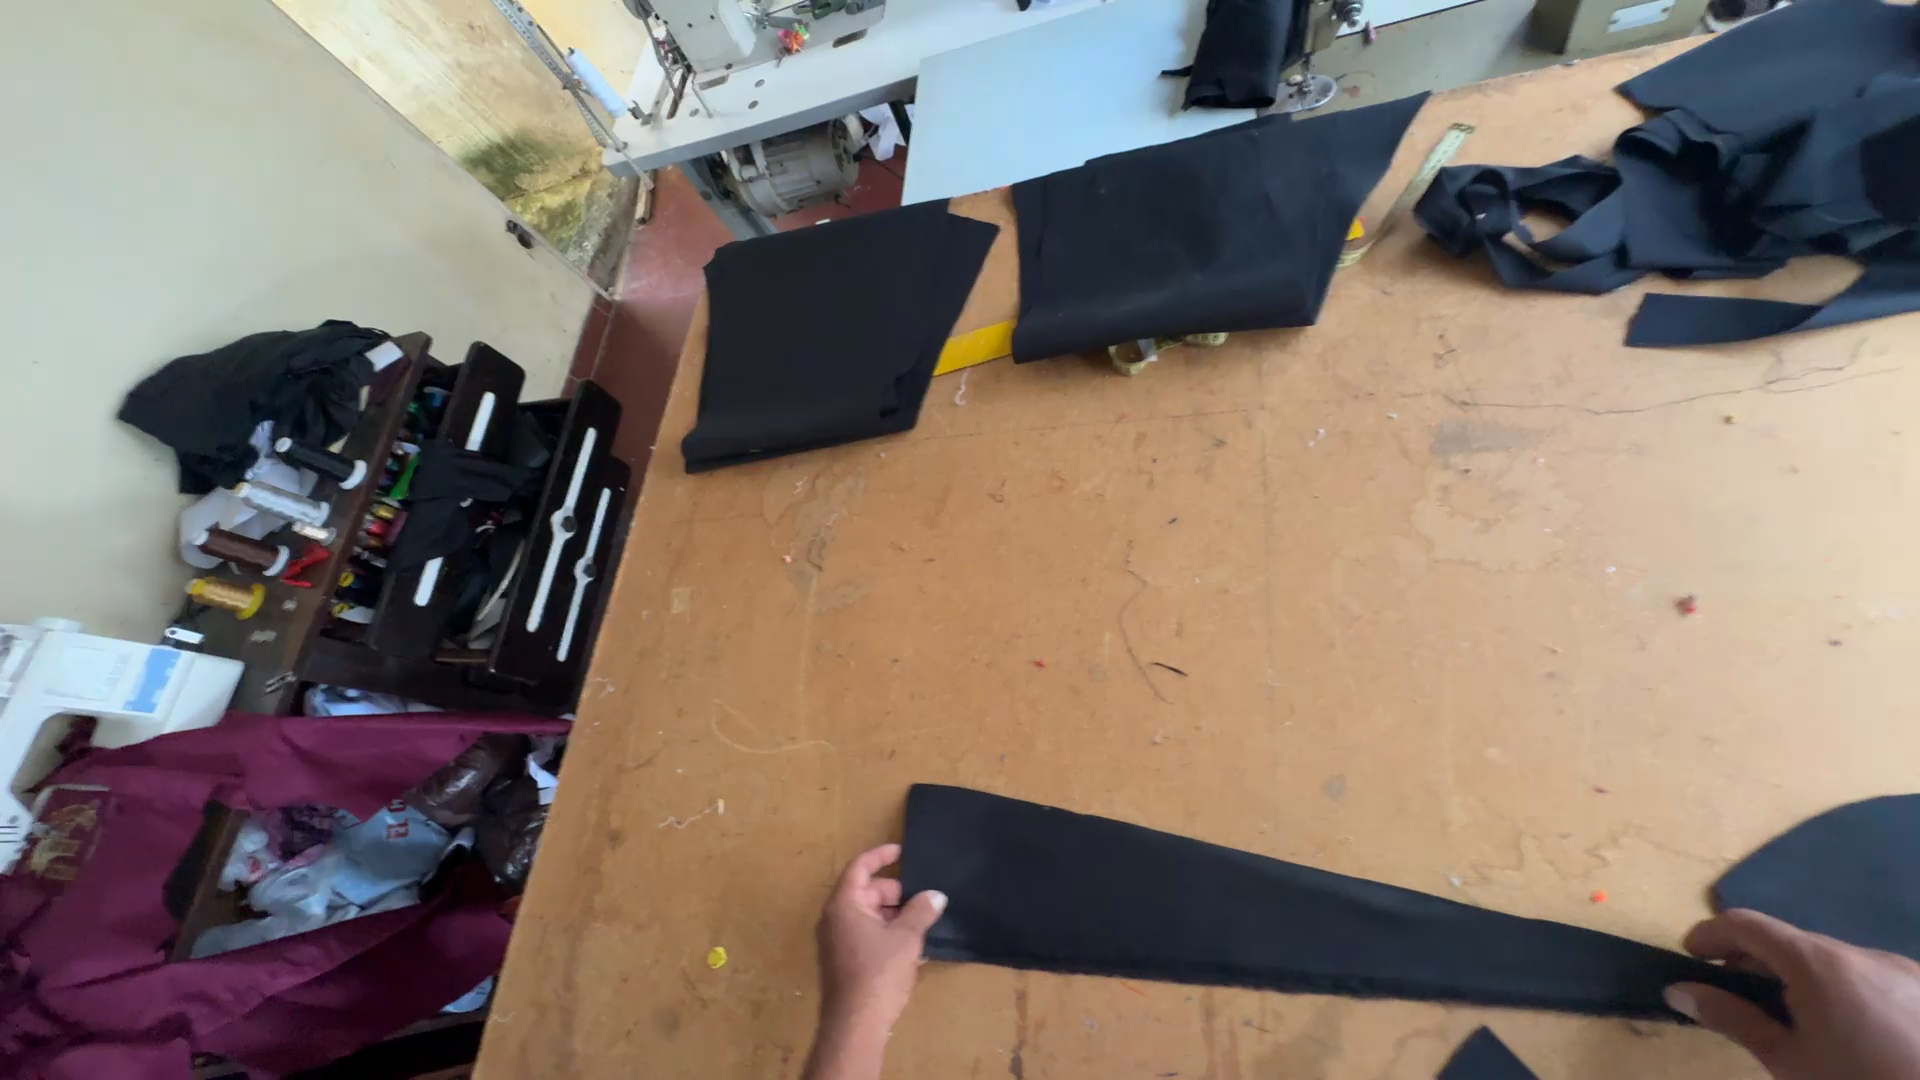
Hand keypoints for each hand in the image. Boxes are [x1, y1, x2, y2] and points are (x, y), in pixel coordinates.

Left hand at [802, 844, 946, 1079]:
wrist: (855, 1026)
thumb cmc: (878, 973)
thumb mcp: (906, 938)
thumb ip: (921, 911)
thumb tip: (936, 895)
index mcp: (844, 904)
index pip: (860, 867)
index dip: (881, 855)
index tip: (902, 850)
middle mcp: (834, 918)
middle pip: (865, 891)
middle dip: (894, 892)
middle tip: (920, 898)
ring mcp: (836, 941)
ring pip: (867, 914)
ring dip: (893, 915)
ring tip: (920, 924)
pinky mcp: (842, 961)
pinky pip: (865, 934)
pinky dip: (885, 932)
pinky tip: (909, 948)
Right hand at [1667, 909, 1919, 1079]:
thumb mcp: (1790, 1062)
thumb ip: (1730, 1017)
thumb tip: (1678, 991)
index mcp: (1819, 962)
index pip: (1744, 923)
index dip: (1709, 934)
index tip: (1693, 959)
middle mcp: (1866, 956)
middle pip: (1792, 942)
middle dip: (1759, 962)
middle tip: (1746, 998)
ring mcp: (1913, 976)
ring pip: (1839, 962)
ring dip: (1808, 979)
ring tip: (1809, 1023)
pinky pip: (1881, 981)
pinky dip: (1854, 994)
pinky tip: (1865, 1036)